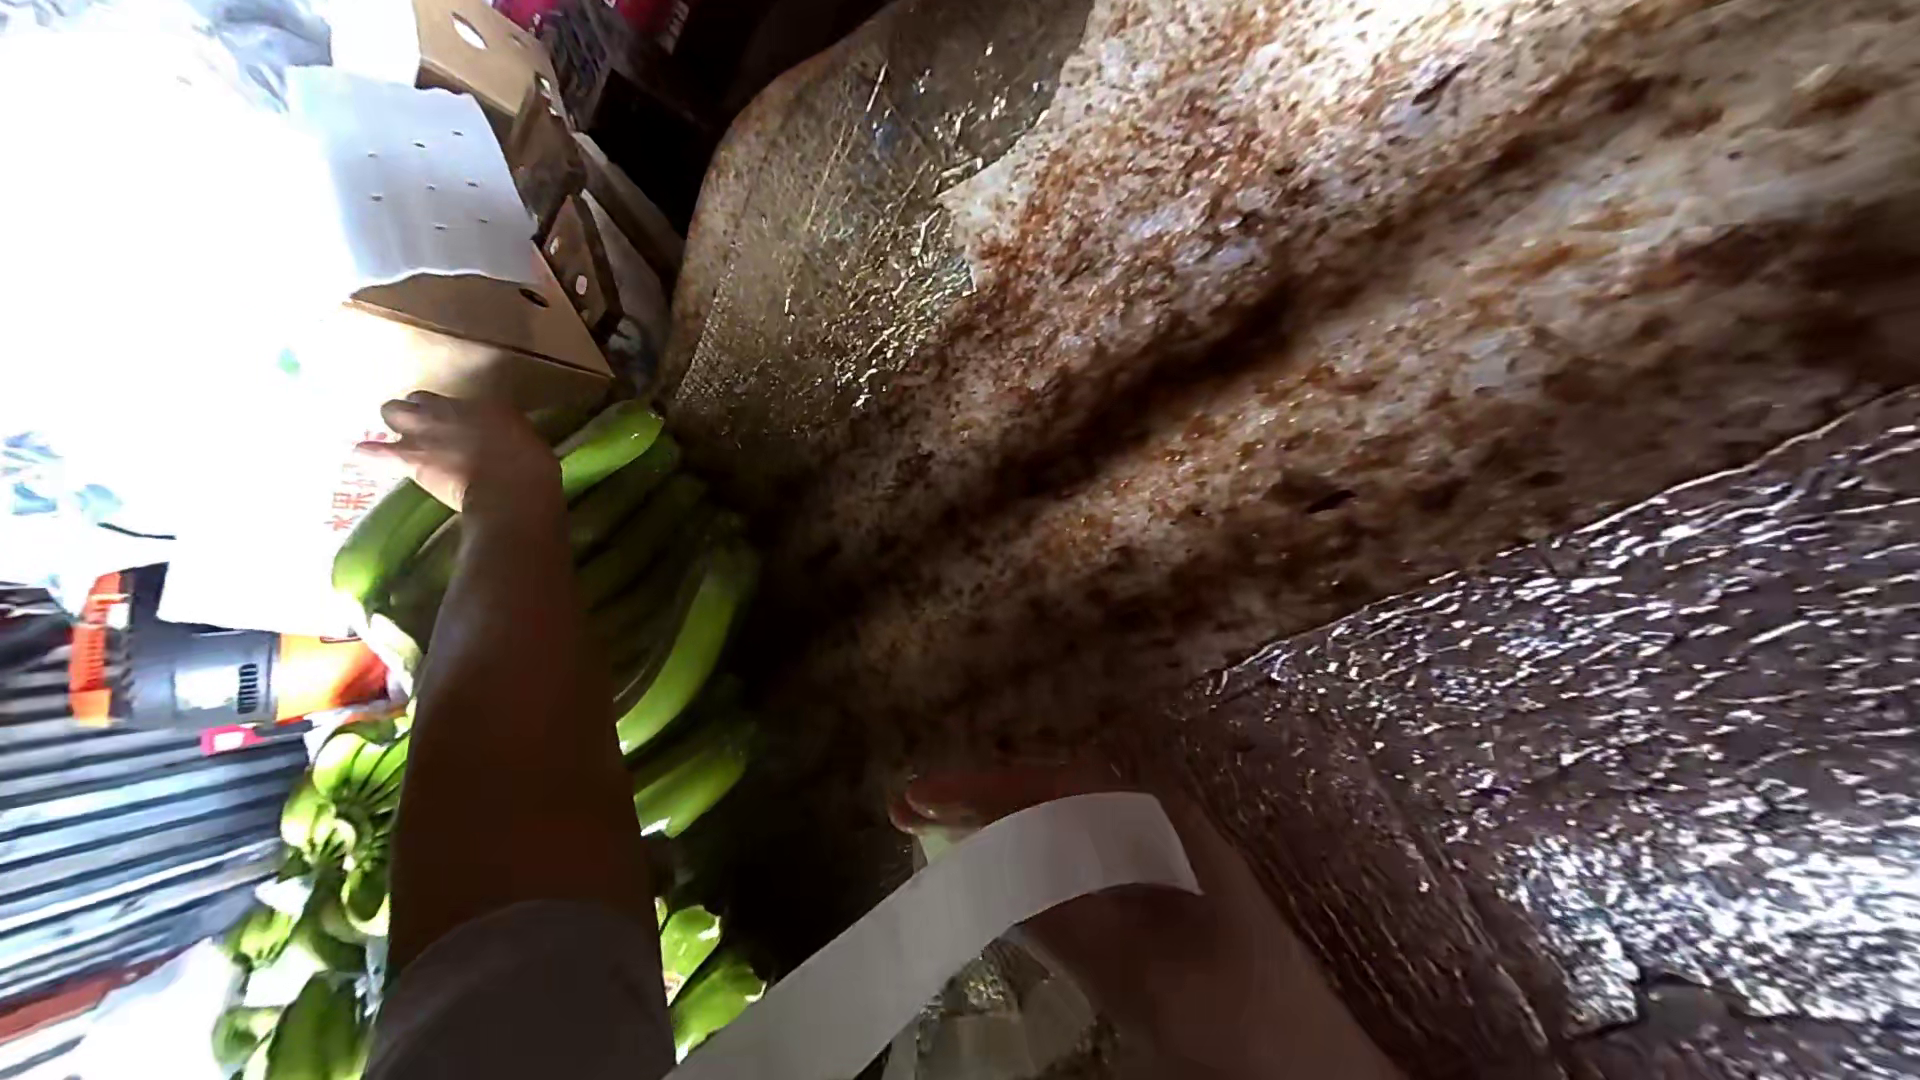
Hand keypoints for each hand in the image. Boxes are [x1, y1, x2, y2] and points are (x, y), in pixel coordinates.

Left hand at [356, 392, 557, 514]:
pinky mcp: (407, 456)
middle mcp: (449, 410)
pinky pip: (371, 452)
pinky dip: (369, 454)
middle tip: (431, 433)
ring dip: (397, 425)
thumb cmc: (532, 469)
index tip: (464, 429)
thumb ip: (506, 435)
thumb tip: (501, 439)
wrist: (511, 491)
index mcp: (483, 405)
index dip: (457, 415)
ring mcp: (424, 431)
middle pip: (419, 400)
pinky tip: (367, 457)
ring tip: (404, 442)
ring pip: (392, 411)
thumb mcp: (528, 442)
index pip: (457, 402)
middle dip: (421, 413)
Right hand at [892, 764, 1401, 1078]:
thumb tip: (975, 860)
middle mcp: (1149, 825)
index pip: (1051, 782)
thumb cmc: (1245, 1024)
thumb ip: (1064, 916)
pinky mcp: (1142, 900)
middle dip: (979, 801)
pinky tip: (997, 878)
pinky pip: (1068, 866)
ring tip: (937, 833)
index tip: (915, 796)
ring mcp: (1147, 861)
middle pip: (1048, 795)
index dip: (979, 786)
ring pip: (1054, 829)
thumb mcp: (1150, 975)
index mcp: (1157, 819)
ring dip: (997, 829)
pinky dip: (1023, 866)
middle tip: (911, 810)